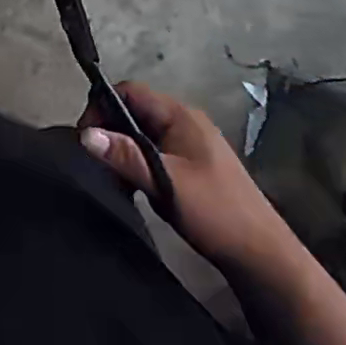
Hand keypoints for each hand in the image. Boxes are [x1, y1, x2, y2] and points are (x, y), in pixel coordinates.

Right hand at [80, 82, 296, 269]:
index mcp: (180, 116)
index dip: (102, 105)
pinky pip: (153, 152)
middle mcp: (184, 122)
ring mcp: (189, 144)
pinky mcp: (190, 166)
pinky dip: (137, 164)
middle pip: (134, 111)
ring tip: (110, 177)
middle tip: (94, 160)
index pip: (130, 91)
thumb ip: (125, 155)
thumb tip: (85, 135)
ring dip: (122, 150)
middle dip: (110, 130)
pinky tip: (130, 187)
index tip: (86, 137)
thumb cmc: (215, 211)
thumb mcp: (165, 181)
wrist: (260, 253)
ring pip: (142, 134)